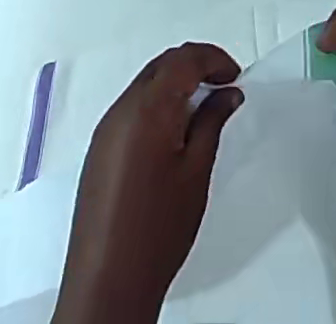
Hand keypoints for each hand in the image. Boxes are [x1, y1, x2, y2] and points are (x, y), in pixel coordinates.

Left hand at [53, 43, 243, 323]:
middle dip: (194, 65)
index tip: (235, 75)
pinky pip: (132, 105)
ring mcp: (106, 125)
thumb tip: (227, 93)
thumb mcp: (196, 172)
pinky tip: (176, 127)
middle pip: (161, 65)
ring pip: (146, 83)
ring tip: (205, 106)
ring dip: (176, 83)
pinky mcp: (100, 144)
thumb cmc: (159, 226)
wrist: (108, 277)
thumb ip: (211, 123)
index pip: (181, 59)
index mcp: (147, 108)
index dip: (212, 58)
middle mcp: (121, 108)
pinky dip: (158, 102)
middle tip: (224, 84)